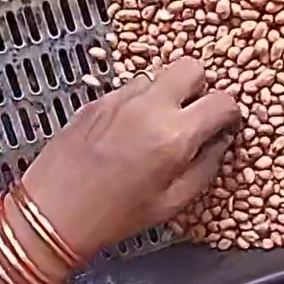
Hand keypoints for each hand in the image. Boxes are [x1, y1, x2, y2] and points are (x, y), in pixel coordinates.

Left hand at [21, 58, 241, 255]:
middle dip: (200, 87)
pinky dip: (139, 102)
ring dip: (167, 94)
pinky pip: (130, 88)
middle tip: (194, 115)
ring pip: (158, 75)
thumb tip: (221, 142)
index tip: (225, 124)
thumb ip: (206, 167)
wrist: (53, 212)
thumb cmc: (115, 216)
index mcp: (174, 136)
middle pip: (191, 67)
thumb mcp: (173, 203)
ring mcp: (120, 98)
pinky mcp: (97, 100)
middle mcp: (150, 107)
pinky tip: (129, 131)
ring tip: (157, 125)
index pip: (222, 101)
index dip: (230, 113)